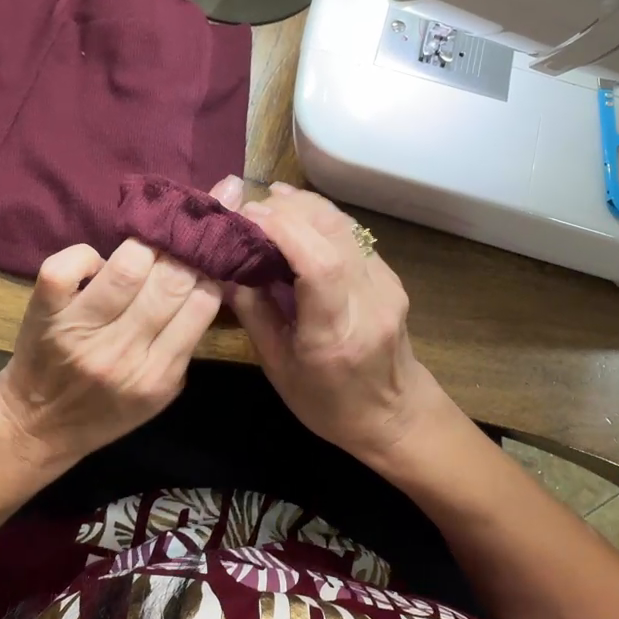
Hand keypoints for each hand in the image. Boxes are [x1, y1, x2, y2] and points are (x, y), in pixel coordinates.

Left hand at [0, 177, 241, 470]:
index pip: (201, 303)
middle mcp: (123, 352)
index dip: (211, 267)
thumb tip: (212, 281)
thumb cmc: (103, 410)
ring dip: (143, 246)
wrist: (35, 427)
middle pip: (170, 280)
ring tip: (146, 246)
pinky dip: (87, 255)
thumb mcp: (159, 394)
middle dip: (184, 249)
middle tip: (186, 231)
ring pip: (126, 267)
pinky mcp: (45, 313)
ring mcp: (81, 331)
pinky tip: (95, 265)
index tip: (211, 250)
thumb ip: (183, 343)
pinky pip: (69, 265)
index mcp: (158, 374)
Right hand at [230, 184, 450, 462]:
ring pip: (345, 225)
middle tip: (248, 207)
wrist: (394, 416)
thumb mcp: (278, 367)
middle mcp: (369, 301)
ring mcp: (386, 284)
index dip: (284, 229)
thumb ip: (253, 312)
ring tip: (267, 202)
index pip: (319, 264)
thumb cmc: (327, 403)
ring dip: (305, 206)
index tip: (247, 215)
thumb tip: (224, 266)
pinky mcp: (389, 275)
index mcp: (336, 333)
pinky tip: (294, 214)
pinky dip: (320, 217)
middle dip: (288, 209)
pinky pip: (352, 234)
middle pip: (334, 233)